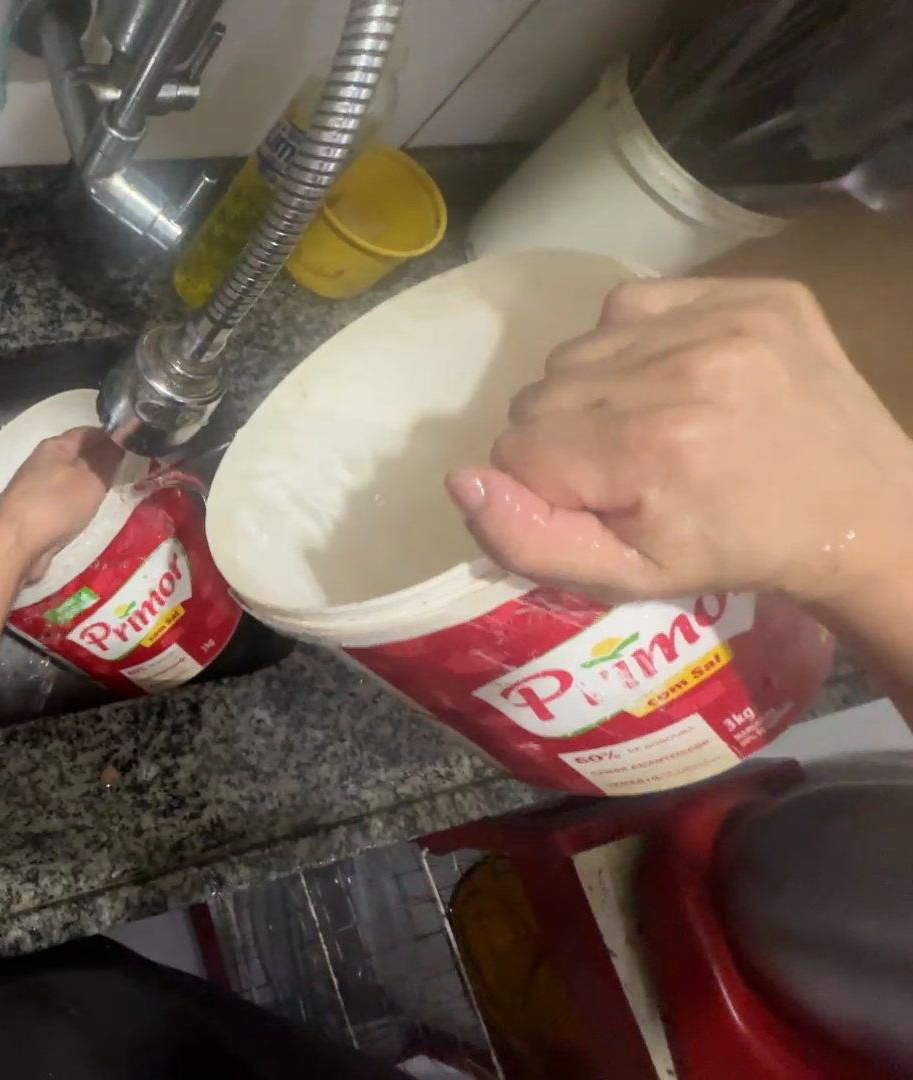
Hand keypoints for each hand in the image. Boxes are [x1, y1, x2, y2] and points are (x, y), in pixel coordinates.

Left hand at [0, 426, 124, 579]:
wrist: (15, 543)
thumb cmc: (56, 504)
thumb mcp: (91, 477)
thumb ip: (107, 458)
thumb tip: (120, 440)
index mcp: (54, 446)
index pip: (88, 432)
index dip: (112, 436)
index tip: (134, 447)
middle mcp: (42, 462)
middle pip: (78, 456)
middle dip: (102, 462)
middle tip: (129, 473)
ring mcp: (35, 488)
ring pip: (69, 479)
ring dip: (89, 485)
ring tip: (113, 493)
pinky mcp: (32, 512)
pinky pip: (61, 501)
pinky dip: (76, 504)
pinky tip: (87, 513)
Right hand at [445, 278, 912, 609]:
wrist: (863, 511)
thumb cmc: (725, 551)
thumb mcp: (614, 576)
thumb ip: (522, 539)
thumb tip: (459, 479)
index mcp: (653, 447)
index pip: (514, 451)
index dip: (539, 483)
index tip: (595, 500)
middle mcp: (686, 370)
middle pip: (536, 399)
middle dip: (557, 437)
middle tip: (619, 466)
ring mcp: (724, 322)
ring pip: (569, 356)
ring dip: (584, 392)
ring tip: (642, 421)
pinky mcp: (749, 293)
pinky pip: (622, 305)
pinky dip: (622, 344)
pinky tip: (664, 376)